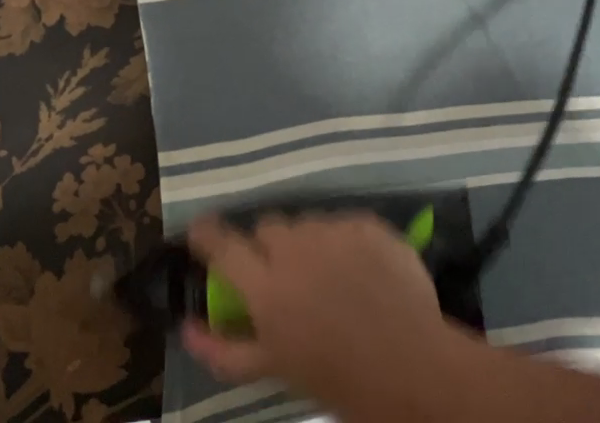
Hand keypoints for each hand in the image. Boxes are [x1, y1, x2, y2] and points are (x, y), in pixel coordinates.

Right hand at [180, 212, 458, 406]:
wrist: (411, 366)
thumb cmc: (337, 376)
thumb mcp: (273, 369)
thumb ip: (224, 349)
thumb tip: (188, 328)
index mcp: (265, 286)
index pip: (223, 245)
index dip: (208, 235)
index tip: (201, 232)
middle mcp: (294, 249)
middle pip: (268, 228)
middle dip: (269, 247)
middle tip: (283, 276)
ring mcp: (334, 232)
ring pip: (307, 224)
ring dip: (308, 244)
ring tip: (329, 276)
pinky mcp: (368, 224)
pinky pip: (343, 223)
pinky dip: (344, 241)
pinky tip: (360, 270)